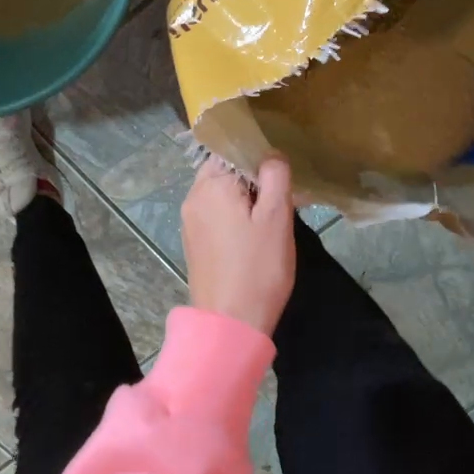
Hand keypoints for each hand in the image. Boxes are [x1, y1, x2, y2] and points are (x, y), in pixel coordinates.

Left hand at [181, 155, 296, 335]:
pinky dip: (236, 216)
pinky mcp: (195, 242)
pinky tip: (256, 236)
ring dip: (247, 199)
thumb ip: (275, 176)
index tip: (282, 174)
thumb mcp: (276, 217)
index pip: (233, 150)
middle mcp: (193, 197)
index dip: (260, 157)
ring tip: (273, 218)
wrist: (229, 324)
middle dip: (254, 180)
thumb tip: (271, 154)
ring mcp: (191, 221)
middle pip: (226, 171)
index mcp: (210, 185)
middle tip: (283, 199)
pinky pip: (217, 214)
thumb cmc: (258, 268)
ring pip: (222, 194)